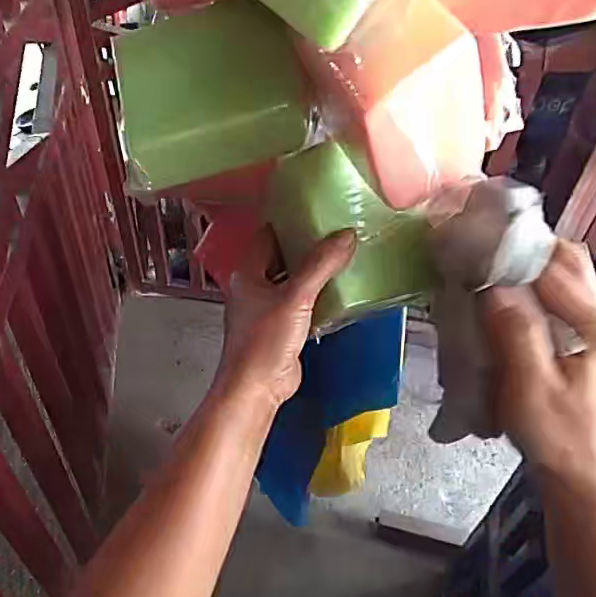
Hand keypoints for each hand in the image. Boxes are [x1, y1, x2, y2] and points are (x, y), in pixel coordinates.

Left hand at [211, 226, 356, 410]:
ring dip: (316, 271)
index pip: (268, 236)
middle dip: (308, 246)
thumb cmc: (264, 342)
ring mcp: (267, 309)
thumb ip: (319, 265)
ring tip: (348, 253)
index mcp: (247, 275)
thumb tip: (345, 235)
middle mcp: (254, 289)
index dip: (290, 222)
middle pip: (283, 257)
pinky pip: (303, 303)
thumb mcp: (295, 298)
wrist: (257, 386)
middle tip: (341, 229)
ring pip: (294, 281)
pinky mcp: (282, 328)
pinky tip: (344, 288)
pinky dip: (320, 294)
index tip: (319, 210)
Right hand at [480, 241, 595, 487]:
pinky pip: (550, 296)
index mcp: (594, 325)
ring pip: (559, 275)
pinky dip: (522, 283)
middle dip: (521, 245)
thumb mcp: (528, 383)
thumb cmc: (551, 430)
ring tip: (481, 260)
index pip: (555, 267)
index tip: (472, 236)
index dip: (514, 247)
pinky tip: (495, 291)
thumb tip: (491, 285)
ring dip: (522, 262)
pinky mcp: (575, 338)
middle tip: (475, 242)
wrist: (571, 466)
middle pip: (564, 261)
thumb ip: (516, 332)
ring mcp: (590, 327)